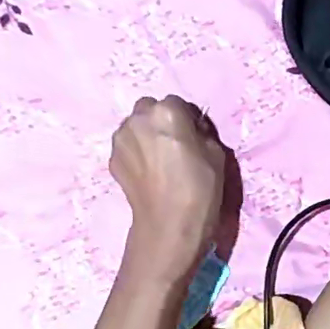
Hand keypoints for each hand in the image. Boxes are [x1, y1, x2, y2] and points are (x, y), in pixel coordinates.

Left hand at [110, 96, 227, 281]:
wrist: (169, 225)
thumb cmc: (201, 189)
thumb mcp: (217, 154)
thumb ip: (202, 134)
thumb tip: (191, 131)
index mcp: (167, 112)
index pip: (178, 103)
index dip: (188, 119)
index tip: (195, 137)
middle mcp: (138, 118)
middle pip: (150, 109)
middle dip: (161, 121)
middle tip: (176, 146)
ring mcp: (120, 139)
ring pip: (135, 126)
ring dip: (147, 135)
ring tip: (162, 161)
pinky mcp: (112, 159)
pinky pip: (128, 147)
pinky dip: (138, 154)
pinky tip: (150, 174)